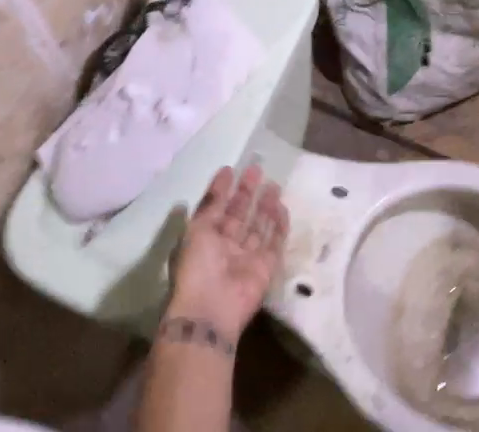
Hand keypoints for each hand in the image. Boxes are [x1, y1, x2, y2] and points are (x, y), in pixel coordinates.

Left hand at [165, 165, 289, 342]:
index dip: (223, 190)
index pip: (216, 208)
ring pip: (258, 227)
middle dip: (247, 193)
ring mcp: (247, 257)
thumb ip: (212, 203)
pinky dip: (279, 226)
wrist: (211, 308)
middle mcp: (226, 246)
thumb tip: (220, 178)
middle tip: (256, 169)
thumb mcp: (198, 228)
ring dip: (265, 206)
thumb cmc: (197, 265)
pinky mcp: (266, 267)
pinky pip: (275, 242)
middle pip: (239, 215)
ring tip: (273, 184)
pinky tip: (281, 207)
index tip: (231, 169)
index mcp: (205, 239)